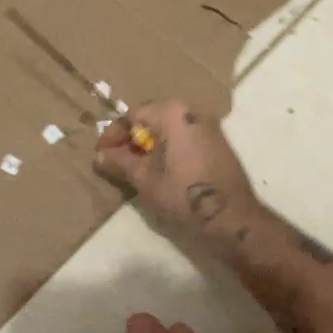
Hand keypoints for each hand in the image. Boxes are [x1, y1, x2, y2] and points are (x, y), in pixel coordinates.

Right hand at [96, 100, 261, 242]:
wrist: (232, 220)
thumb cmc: (183, 195)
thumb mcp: (144, 180)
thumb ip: (119, 162)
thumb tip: (100, 155)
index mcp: (172, 113)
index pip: (132, 116)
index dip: (113, 135)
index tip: (100, 155)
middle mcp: (192, 111)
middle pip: (151, 119)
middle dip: (131, 140)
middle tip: (115, 162)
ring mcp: (209, 127)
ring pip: (169, 130)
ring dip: (149, 146)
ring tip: (135, 169)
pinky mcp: (219, 144)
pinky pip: (185, 139)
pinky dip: (168, 150)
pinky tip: (160, 171)